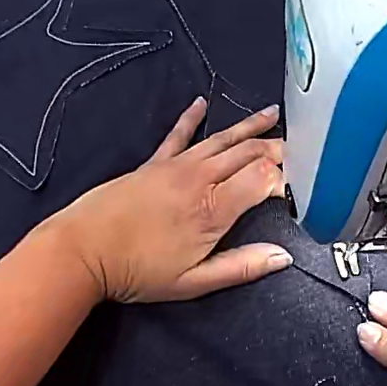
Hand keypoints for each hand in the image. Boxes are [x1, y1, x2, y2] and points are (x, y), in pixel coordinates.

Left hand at [36, 98, 290, 302]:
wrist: (79, 252)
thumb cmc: (138, 272)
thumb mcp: (194, 282)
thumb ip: (242, 267)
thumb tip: (283, 257)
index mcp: (215, 208)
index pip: (264, 178)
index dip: (289, 177)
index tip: (307, 180)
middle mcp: (201, 178)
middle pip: (250, 153)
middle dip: (279, 148)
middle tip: (303, 146)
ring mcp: (177, 165)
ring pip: (223, 139)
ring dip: (251, 127)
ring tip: (274, 114)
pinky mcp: (155, 162)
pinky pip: (179, 134)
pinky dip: (192, 118)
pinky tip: (202, 103)